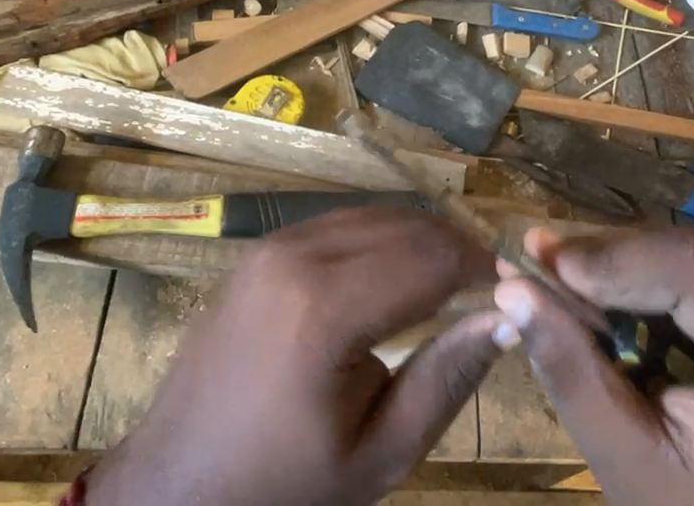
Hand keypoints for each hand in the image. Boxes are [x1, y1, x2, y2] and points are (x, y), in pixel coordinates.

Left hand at [85, 207, 507, 505]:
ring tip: (453, 281)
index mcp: (324, 308)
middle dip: (457, 248)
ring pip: (374, 215)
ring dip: (421, 239)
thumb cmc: (283, 484)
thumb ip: (447, 378)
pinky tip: (397, 274)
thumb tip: (509, 315)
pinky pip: (339, 223)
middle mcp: (296, 256)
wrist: (178, 483)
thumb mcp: (379, 454)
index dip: (483, 265)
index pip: (432, 257)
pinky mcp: (261, 250)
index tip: (515, 288)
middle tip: (491, 287)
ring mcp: (272, 246)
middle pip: (406, 226)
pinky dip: (381, 238)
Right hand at [494, 227, 693, 505]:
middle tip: (532, 265)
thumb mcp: (634, 470)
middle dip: (608, 261)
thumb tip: (510, 289)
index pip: (692, 270)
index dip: (608, 256)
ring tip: (560, 286)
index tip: (532, 261)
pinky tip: (611, 308)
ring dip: (625, 272)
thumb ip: (573, 375)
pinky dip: (655, 292)